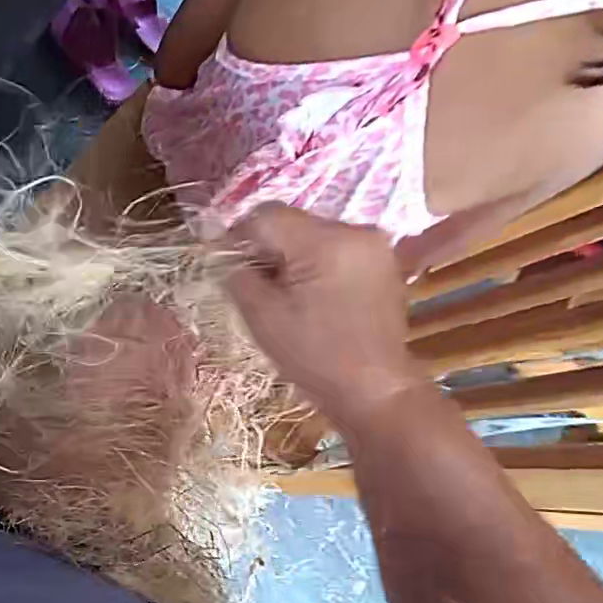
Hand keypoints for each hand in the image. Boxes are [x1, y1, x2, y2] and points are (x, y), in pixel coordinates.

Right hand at [220, 203, 423, 430]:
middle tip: (254, 285)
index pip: (266, 215)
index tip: (228, 267)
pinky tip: (308, 295)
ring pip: (310, 234)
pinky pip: (333, 247)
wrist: (373, 388)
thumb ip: (236, 274)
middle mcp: (355, 231)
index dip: (238, 237)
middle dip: (265, 248)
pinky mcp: (381, 260)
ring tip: (282, 293)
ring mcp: (374, 244)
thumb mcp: (261, 315)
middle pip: (291, 222)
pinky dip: (313, 263)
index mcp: (326, 242)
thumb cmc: (312, 354)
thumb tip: (221, 254)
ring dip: (288, 255)